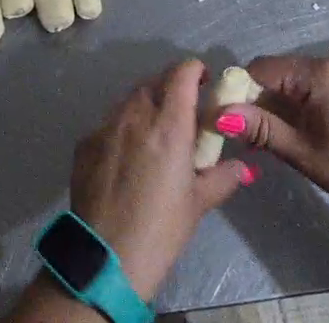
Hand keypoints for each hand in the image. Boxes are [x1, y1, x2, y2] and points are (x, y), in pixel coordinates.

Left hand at [69, 59, 251, 297]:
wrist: (106, 258)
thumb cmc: (161, 230)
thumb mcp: (198, 204)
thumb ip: (222, 177)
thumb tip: (243, 167)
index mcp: (169, 125)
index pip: (181, 74)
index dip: (194, 70)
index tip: (202, 80)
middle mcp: (135, 116)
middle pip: (153, 82)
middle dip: (169, 88)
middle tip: (180, 110)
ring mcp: (105, 127)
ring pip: (127, 101)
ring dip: (144, 106)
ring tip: (153, 133)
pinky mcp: (84, 143)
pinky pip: (107, 124)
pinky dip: (121, 129)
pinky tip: (126, 157)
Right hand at [218, 55, 328, 222]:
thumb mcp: (305, 153)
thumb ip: (262, 130)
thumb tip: (220, 113)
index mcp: (317, 73)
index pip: (260, 68)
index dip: (239, 92)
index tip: (230, 122)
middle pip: (278, 73)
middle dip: (260, 101)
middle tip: (252, 137)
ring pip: (298, 82)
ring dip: (282, 105)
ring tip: (279, 140)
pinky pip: (319, 88)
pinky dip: (304, 106)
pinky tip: (308, 135)